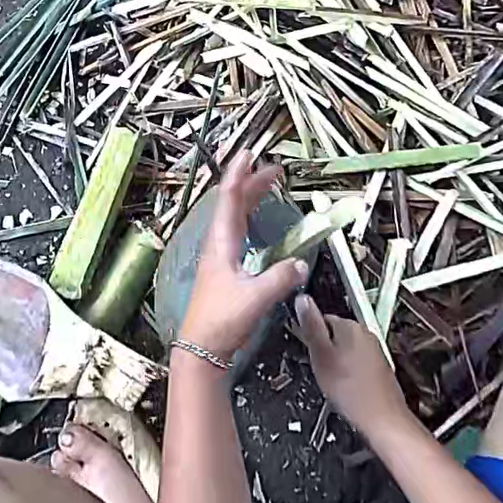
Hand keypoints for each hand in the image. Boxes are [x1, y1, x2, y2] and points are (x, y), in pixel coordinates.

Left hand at [177, 153, 309, 357]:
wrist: (201, 349)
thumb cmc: (220, 321)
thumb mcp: (255, 298)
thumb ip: (280, 278)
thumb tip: (301, 263)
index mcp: (222, 242)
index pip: (229, 198)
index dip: (239, 173)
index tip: (249, 154)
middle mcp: (219, 243)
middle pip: (235, 203)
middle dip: (253, 182)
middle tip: (274, 169)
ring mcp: (220, 255)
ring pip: (237, 216)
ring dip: (252, 198)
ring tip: (269, 186)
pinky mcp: (225, 268)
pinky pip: (240, 231)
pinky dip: (252, 218)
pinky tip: (260, 223)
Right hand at [294, 294, 412, 437]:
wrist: (382, 419)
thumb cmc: (351, 390)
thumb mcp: (320, 355)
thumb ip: (311, 326)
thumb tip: (302, 300)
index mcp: (349, 326)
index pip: (322, 318)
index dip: (312, 336)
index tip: (310, 351)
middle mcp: (365, 333)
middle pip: (335, 334)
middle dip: (325, 349)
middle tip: (321, 369)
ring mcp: (375, 350)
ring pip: (346, 349)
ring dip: (338, 362)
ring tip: (335, 381)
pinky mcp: (380, 367)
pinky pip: (358, 363)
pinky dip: (351, 372)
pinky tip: (348, 387)